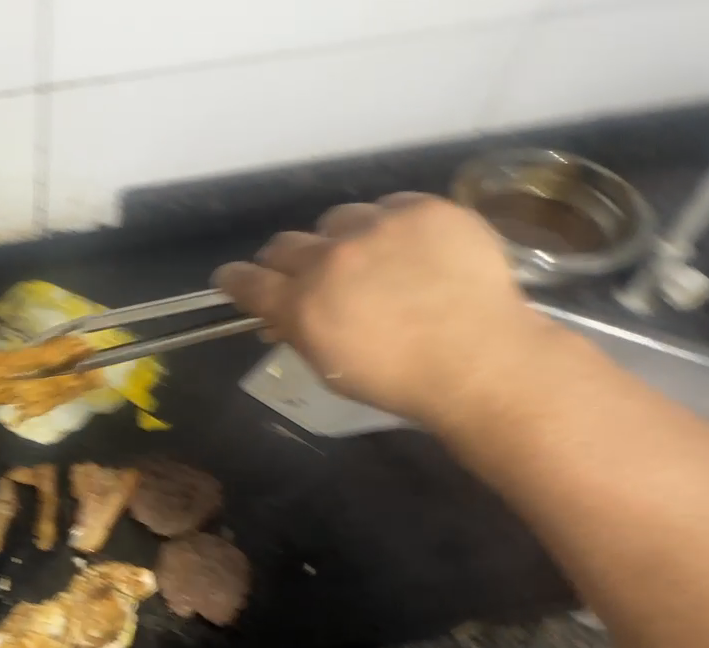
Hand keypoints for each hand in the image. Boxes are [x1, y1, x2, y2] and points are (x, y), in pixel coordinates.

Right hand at [212, 194, 558, 429]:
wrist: (478, 358)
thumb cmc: (398, 380)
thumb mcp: (331, 368)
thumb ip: (300, 333)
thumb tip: (282, 317)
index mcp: (301, 305)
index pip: (248, 281)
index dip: (235, 279)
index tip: (231, 278)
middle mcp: (329, 259)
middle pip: (285, 245)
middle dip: (286, 260)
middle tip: (305, 274)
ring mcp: (377, 228)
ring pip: (337, 220)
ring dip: (339, 239)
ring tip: (366, 258)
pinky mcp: (423, 209)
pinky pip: (389, 206)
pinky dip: (389, 226)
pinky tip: (409, 249)